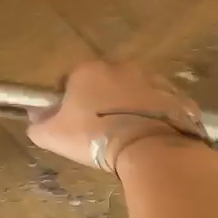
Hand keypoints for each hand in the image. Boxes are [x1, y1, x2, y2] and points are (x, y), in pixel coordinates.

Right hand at [26, 60, 208, 175]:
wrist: (150, 149)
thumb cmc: (93, 136)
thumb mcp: (51, 136)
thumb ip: (37, 125)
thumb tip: (36, 119)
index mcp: (88, 70)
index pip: (70, 79)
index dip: (67, 99)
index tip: (70, 119)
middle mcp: (122, 67)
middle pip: (105, 82)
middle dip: (101, 100)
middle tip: (98, 127)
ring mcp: (155, 80)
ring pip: (135, 92)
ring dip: (129, 106)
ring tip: (126, 134)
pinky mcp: (180, 98)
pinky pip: (162, 106)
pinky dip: (155, 117)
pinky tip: (149, 136)